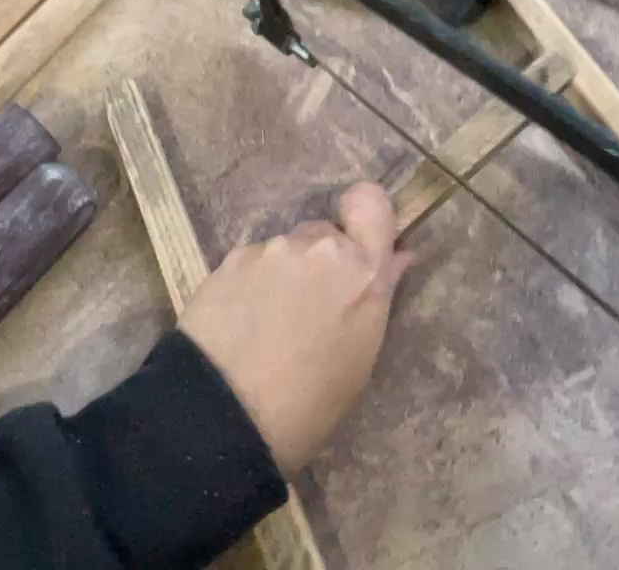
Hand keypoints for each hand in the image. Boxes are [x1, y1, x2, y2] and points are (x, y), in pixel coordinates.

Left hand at [178, 182, 414, 474]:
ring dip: (284, 275)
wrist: (224, 416)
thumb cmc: (309, 404)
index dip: (364, 215)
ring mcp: (272, 249)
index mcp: (362, 271)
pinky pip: (252, 263)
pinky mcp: (230, 259)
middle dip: (320, 263)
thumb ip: (376, 295)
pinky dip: (251, 285)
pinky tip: (239, 324)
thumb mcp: (359, 357)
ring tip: (266, 326)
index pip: (371, 203)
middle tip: (307, 311)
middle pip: (324, 235)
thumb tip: (395, 257)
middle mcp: (319, 247)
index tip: (356, 245)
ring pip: (286, 250)